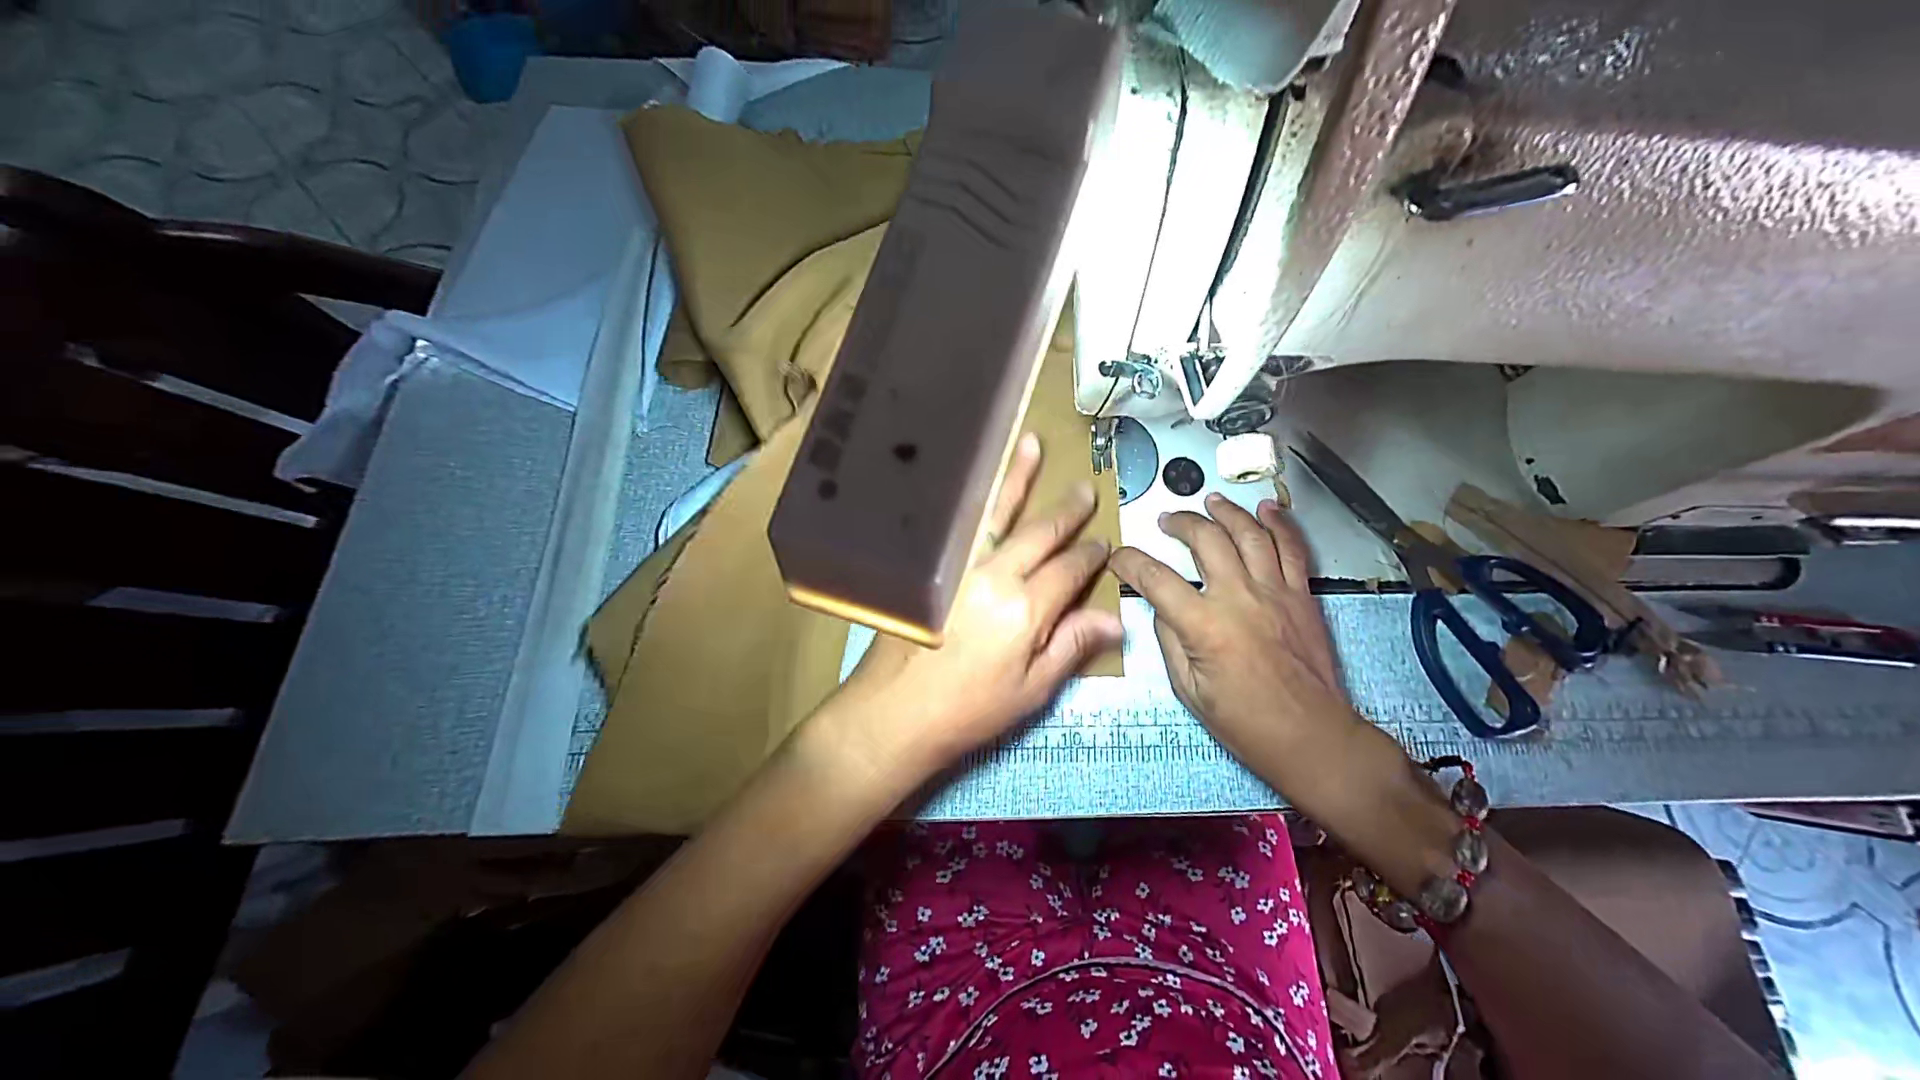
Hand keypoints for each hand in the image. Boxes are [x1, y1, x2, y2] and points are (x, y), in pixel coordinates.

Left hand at [820, 432, 1122, 788]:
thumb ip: (1071, 645)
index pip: (1068, 570)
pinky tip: (977, 484)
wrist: (894, 713)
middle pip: (1038, 534)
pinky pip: (958, 525)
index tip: (1103, 543)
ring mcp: (957, 566)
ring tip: (1031, 444)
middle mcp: (993, 576)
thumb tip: (1115, 619)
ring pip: (994, 513)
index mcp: (1024, 609)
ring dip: (1016, 478)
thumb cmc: (968, 711)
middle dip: (1066, 511)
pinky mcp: (929, 567)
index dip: (1090, 555)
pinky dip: (972, 500)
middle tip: (1084, 489)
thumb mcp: (1031, 689)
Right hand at [1108, 494, 1349, 765]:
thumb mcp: (1188, 690)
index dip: (1129, 563)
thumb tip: (1164, 608)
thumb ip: (1170, 641)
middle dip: (1179, 523)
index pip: (1155, 578)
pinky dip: (1280, 523)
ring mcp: (1276, 592)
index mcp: (1204, 625)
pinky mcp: (1302, 595)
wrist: (1311, 736)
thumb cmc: (1244, 723)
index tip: (1118, 559)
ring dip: (1227, 512)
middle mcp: (1239, 597)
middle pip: (1206, 540)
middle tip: (1166, 521)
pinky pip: (1292, 548)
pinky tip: (1267, 508)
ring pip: (1250, 533)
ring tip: (1210, 501)